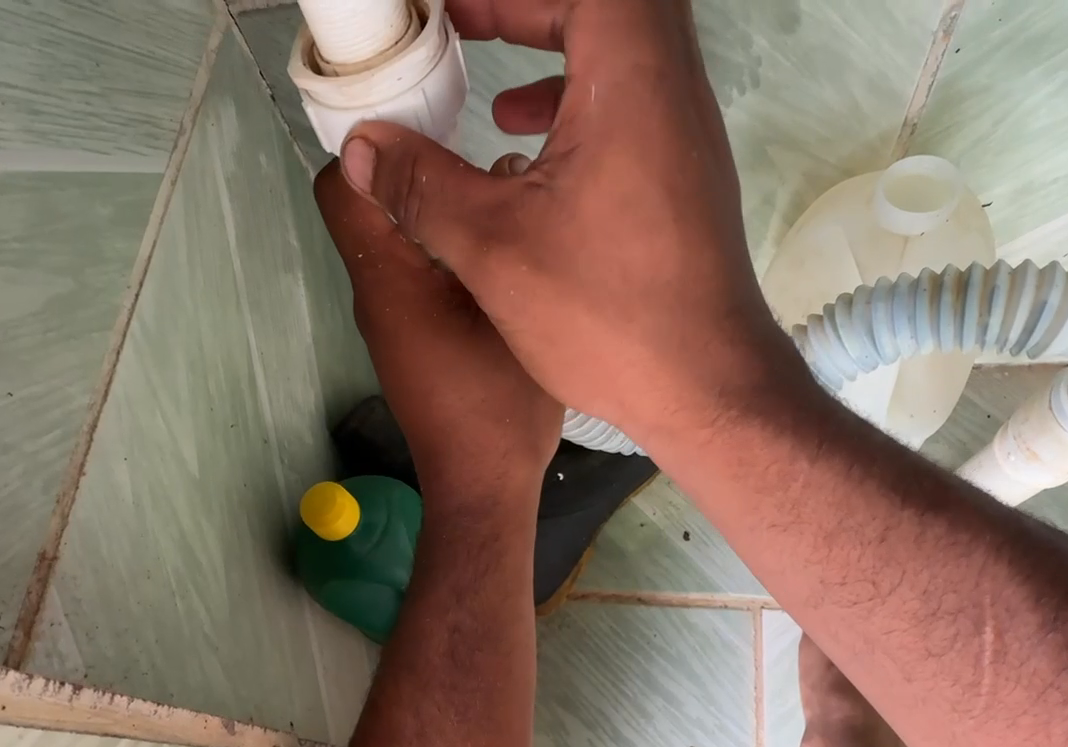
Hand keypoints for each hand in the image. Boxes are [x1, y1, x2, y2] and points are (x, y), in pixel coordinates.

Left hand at [314, 163, 563, 507]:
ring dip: (437, 215)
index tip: (430, 122)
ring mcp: (393, 323)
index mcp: (388, 278)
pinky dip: (445, 254)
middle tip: (482, 153)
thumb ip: (494, 236)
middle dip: (416, 172)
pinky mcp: (413, 343)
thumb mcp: (508, 311)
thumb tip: (494, 173)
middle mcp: (376, 295)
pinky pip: (416, 277)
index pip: (343, 183)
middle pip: (372, 208)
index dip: (373, 142)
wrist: (483, 485)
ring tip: (500, 198)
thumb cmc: (498, 404)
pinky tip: (498, 257)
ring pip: (399, 243)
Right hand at [335, 0, 808, 445]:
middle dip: (532, 11)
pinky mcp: (685, 186)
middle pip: (608, 10)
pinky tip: (536, 170)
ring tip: (494, 101)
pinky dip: (581, 118)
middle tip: (469, 30)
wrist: (705, 387)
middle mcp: (673, 93)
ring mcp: (687, 141)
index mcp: (632, 82)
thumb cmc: (606, 314)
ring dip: (557, 63)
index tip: (454, 14)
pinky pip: (633, 115)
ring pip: (624, 63)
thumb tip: (362, 149)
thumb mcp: (494, 247)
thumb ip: (422, 187)